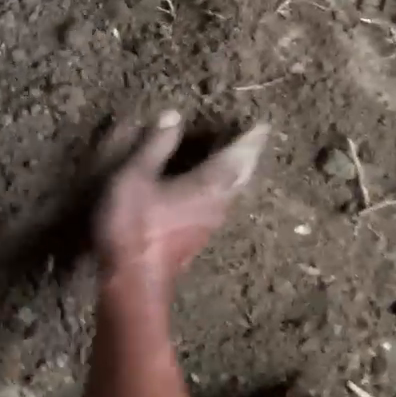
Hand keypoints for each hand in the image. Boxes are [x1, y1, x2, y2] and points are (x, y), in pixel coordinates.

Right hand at [94, 113, 269, 298]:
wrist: (133, 282)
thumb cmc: (133, 225)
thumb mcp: (135, 176)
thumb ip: (155, 146)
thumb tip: (174, 115)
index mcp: (206, 187)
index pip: (234, 158)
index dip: (247, 140)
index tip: (262, 126)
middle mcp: (216, 206)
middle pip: (239, 177)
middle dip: (246, 157)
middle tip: (253, 140)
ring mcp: (207, 226)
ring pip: (230, 193)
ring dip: (235, 173)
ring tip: (234, 158)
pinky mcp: (195, 237)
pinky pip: (217, 204)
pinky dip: (220, 187)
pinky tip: (208, 188)